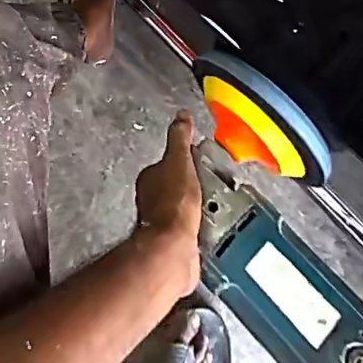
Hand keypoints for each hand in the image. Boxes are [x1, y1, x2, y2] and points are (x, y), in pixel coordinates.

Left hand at [133, 110, 202, 287]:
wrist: (174, 247)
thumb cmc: (174, 202)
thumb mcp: (179, 161)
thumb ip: (179, 138)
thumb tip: (181, 115)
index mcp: (150, 177)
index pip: (166, 162)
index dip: (182, 160)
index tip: (197, 159)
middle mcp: (151, 198)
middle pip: (171, 185)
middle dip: (187, 184)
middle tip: (208, 182)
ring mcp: (160, 221)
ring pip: (179, 207)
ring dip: (192, 206)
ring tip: (213, 205)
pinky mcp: (172, 240)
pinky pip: (186, 228)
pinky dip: (196, 225)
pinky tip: (207, 227)